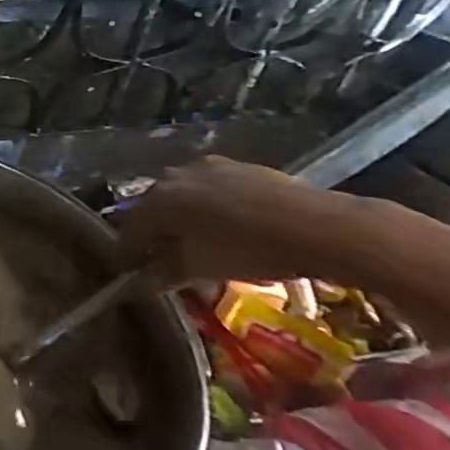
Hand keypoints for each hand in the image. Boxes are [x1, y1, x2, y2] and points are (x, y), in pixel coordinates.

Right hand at [113, 156, 366, 284]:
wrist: (320, 225)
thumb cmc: (251, 250)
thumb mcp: (203, 269)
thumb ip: (164, 274)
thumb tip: (138, 283)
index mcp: (154, 203)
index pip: (129, 232)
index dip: (129, 255)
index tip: (133, 273)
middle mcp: (168, 178)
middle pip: (154, 211)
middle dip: (158, 234)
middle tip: (171, 257)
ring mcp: (202, 168)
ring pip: (183, 197)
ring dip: (186, 218)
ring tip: (205, 241)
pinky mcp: (235, 165)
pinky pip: (211, 188)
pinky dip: (213, 206)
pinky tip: (234, 224)